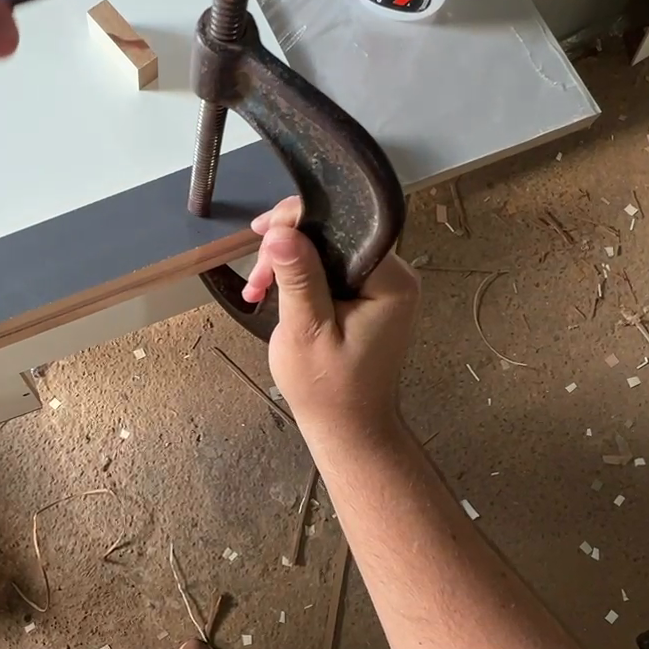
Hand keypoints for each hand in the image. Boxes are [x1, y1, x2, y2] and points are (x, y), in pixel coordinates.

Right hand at [242, 197, 418, 443]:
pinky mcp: (365, 299)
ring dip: (287, 265)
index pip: (346, 224)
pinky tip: (270, 294)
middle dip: (288, 247)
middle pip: (334, 234)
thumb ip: (297, 278)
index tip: (260, 234)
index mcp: (390, 280)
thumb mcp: (306, 331)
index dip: (300, 220)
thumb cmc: (329, 389)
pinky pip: (329, 272)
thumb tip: (278, 232)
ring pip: (326, 251)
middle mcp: (393, 275)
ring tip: (256, 291)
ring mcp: (380, 287)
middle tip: (255, 278)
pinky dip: (298, 279)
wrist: (348, 428)